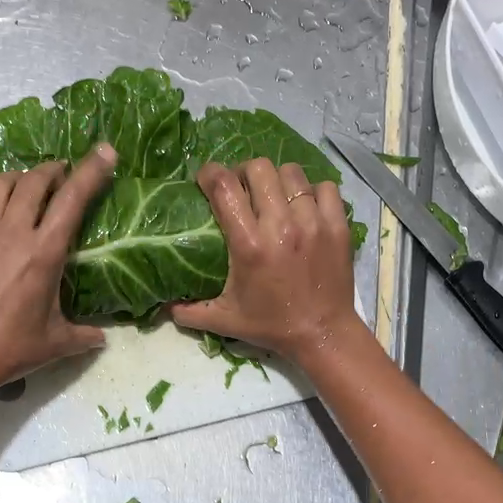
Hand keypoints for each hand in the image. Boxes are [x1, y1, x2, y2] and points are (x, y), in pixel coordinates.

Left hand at [0, 144, 115, 396]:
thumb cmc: (12, 350)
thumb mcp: (57, 343)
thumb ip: (85, 335)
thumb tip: (103, 338)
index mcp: (45, 253)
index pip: (72, 199)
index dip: (91, 171)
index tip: (104, 152)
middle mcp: (12, 233)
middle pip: (34, 181)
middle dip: (52, 170)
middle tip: (60, 174)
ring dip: (16, 177)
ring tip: (25, 183)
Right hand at [169, 159, 362, 361]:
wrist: (321, 334)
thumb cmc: (271, 326)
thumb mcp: (224, 321)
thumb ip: (190, 312)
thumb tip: (165, 306)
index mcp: (249, 245)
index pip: (225, 188)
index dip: (210, 174)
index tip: (206, 179)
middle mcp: (281, 226)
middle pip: (258, 168)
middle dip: (244, 172)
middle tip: (242, 188)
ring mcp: (313, 222)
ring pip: (292, 173)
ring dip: (277, 179)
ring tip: (274, 196)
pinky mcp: (337, 225)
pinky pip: (324, 187)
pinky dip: (311, 191)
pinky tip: (303, 206)